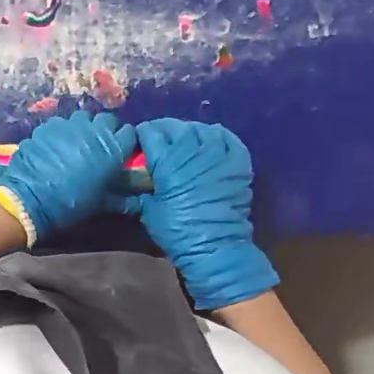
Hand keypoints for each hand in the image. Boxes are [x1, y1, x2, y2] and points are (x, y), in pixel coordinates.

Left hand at [0, 111, 137, 243]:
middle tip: (98, 144)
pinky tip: (55, 143)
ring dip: (83, 127)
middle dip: (106, 129)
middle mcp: (94, 131)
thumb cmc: (72, 203)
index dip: (126, 140)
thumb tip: (137, 204)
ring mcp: (70, 125)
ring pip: (83, 118)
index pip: (130, 133)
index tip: (121, 149)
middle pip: (107, 120)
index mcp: (113, 149)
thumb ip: (122, 200)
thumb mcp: (101, 204)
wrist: (32, 198)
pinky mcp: (48, 125)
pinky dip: (61, 131)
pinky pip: (60, 123)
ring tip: (77, 141)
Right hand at [124, 119, 275, 309]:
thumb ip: (142, 184)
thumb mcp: (147, 207)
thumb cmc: (175, 229)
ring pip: (201, 129)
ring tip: (184, 141)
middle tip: (159, 141)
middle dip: (163, 130)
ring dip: (189, 132)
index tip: (139, 142)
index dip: (142, 134)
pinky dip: (216, 137)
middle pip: (174, 126)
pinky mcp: (237, 163)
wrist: (214, 247)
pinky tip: (210, 143)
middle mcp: (192, 150)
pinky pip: (228, 139)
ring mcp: (217, 154)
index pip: (150, 131)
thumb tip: (136, 173)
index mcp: (166, 160)